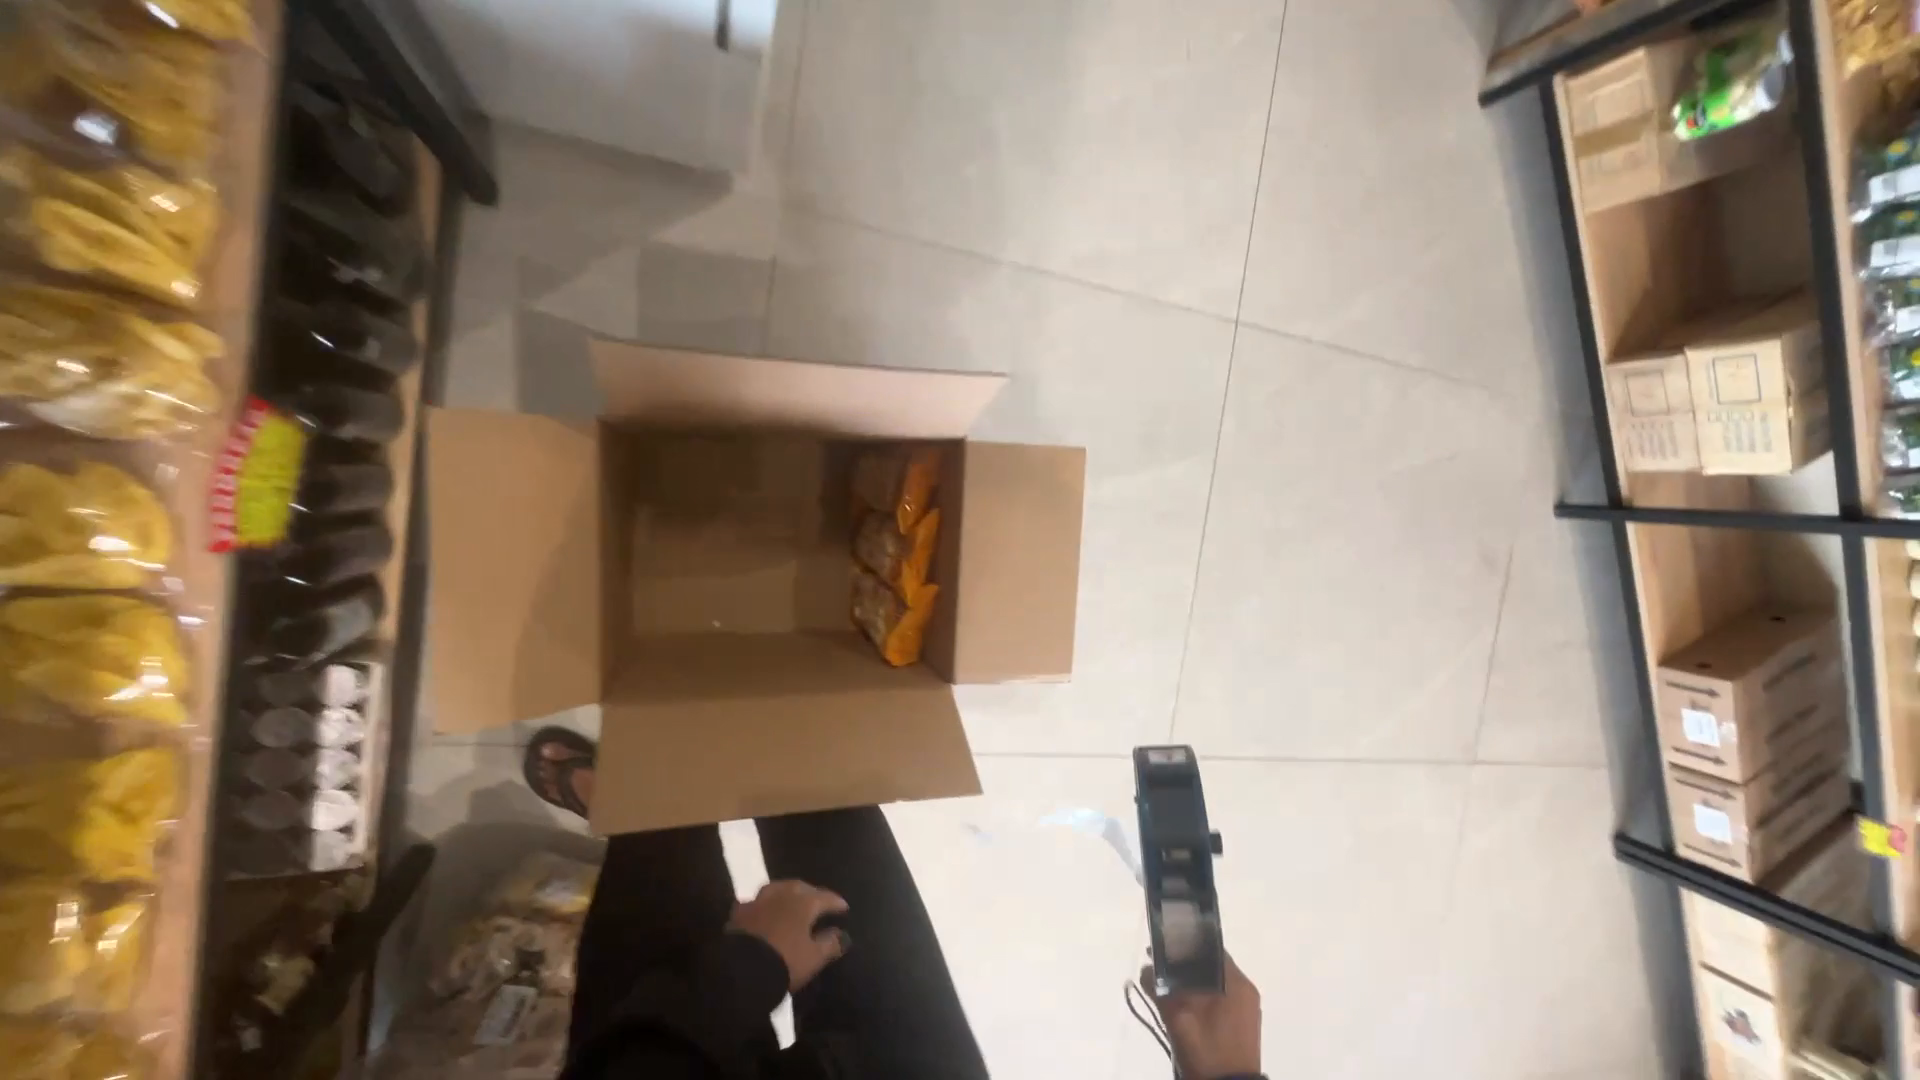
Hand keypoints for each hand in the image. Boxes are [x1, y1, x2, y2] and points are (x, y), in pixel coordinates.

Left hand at [728, 880, 850, 990]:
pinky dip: (763, 906)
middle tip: (818, 902)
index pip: (826, 897)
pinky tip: (763, 911)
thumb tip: (841, 934)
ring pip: (777, 889)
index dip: (836, 903)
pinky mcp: (739, 912)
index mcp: (805, 902)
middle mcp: (783, 894)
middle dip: (812, 893)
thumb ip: (830, 944)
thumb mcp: (814, 957)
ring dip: (787, 894)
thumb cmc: (785, 962)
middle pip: (801, 888)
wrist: (740, 971)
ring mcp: (759, 900)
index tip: (844, 908)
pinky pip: (755, 903)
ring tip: (791, 902)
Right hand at [1139, 953, 1260, 1079]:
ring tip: (1164, 985)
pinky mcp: (1241, 1025)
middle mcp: (1245, 990)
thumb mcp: (1177, 1016)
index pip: (1208, 947)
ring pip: (1213, 982)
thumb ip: (1160, 987)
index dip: (1183, 942)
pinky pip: (1218, 998)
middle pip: (1210, 964)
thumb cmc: (1206, 1049)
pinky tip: (1182, 1004)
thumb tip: (1147, 969)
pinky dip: (1200, 995)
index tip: (1161, 946)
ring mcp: (1245, 1009)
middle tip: (1157, 965)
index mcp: (1236, 982)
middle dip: (1183, 962)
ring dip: (1189, 980)